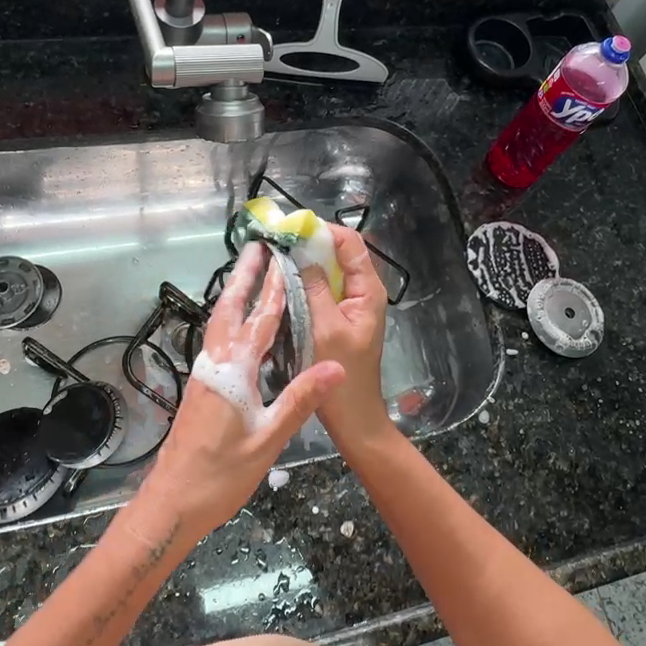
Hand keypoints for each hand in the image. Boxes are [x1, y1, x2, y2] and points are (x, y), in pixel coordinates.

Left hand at [136, 242, 343, 538]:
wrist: (173, 502)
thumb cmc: (221, 474)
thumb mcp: (268, 439)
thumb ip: (300, 400)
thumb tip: (335, 367)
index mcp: (234, 371)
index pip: (259, 321)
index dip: (273, 290)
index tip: (282, 258)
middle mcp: (215, 363)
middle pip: (230, 310)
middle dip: (244, 277)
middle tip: (255, 247)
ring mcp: (204, 374)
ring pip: (219, 323)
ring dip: (234, 294)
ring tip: (248, 273)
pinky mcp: (200, 387)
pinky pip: (216, 339)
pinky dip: (229, 318)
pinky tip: (238, 325)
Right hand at [298, 224, 394, 452]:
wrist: (353, 417)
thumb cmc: (341, 374)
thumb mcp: (324, 329)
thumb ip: (314, 289)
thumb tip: (300, 255)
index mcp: (367, 290)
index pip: (351, 243)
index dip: (324, 230)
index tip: (293, 227)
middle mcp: (363, 291)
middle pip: (339, 253)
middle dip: (311, 243)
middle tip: (279, 239)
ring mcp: (351, 304)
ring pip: (329, 270)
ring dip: (307, 260)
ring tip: (277, 253)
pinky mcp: (339, 316)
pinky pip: (324, 288)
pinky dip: (307, 280)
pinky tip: (285, 280)